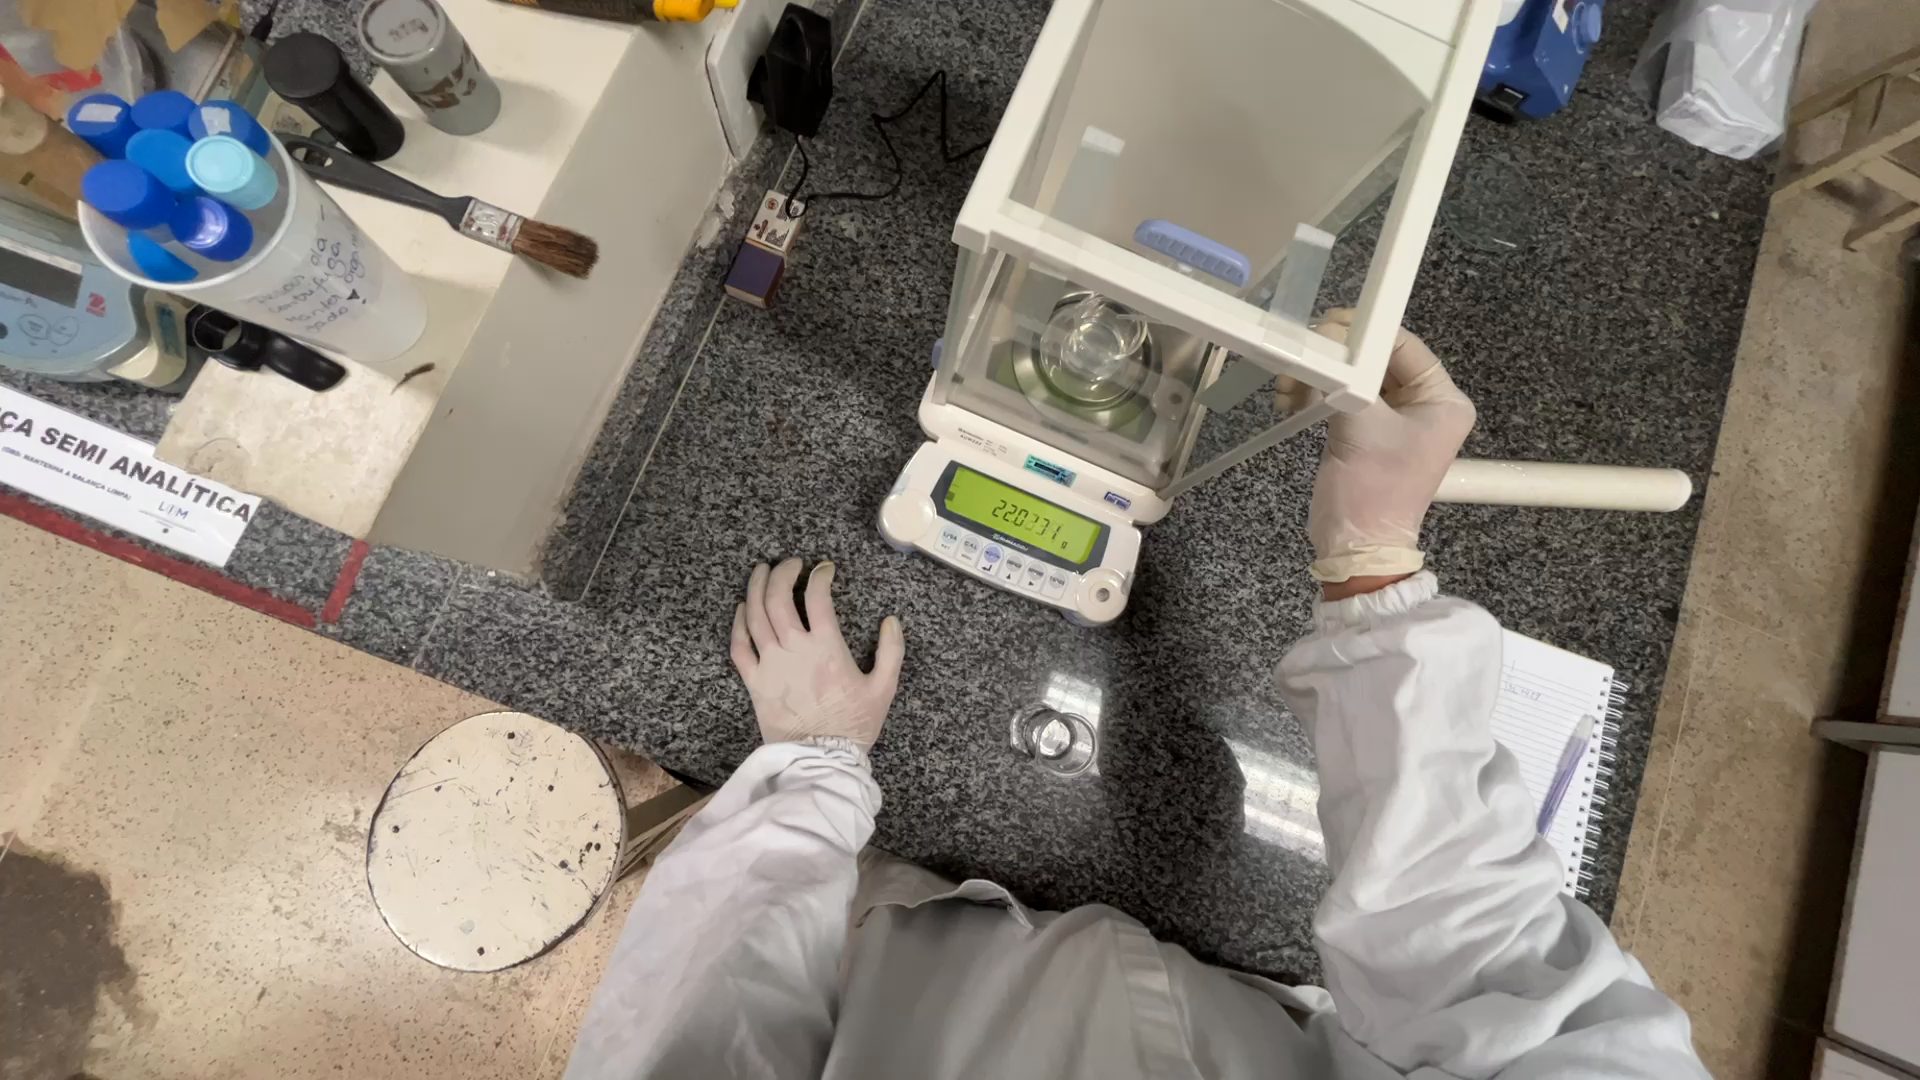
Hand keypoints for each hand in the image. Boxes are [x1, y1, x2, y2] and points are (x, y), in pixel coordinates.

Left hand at [729, 558, 904, 749]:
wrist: (820, 761)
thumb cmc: (853, 725)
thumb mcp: (884, 688)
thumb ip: (891, 651)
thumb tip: (891, 621)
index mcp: (827, 647)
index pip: (817, 597)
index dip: (820, 576)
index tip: (824, 569)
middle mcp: (794, 649)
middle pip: (779, 598)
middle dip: (783, 573)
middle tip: (790, 563)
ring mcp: (769, 664)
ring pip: (755, 615)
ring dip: (757, 588)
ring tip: (762, 571)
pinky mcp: (753, 682)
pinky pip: (739, 645)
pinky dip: (738, 623)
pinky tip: (741, 609)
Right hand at [1308, 310, 1475, 587]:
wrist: (1354, 544)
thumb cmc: (1371, 486)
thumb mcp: (1362, 424)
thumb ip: (1346, 377)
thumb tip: (1325, 337)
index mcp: (1442, 401)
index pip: (1405, 348)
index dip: (1366, 332)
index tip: (1327, 323)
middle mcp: (1423, 407)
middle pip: (1376, 364)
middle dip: (1335, 359)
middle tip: (1301, 352)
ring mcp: (1391, 423)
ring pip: (1353, 382)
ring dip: (1318, 380)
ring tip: (1286, 386)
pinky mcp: (1363, 437)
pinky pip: (1340, 403)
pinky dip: (1315, 398)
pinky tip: (1290, 400)